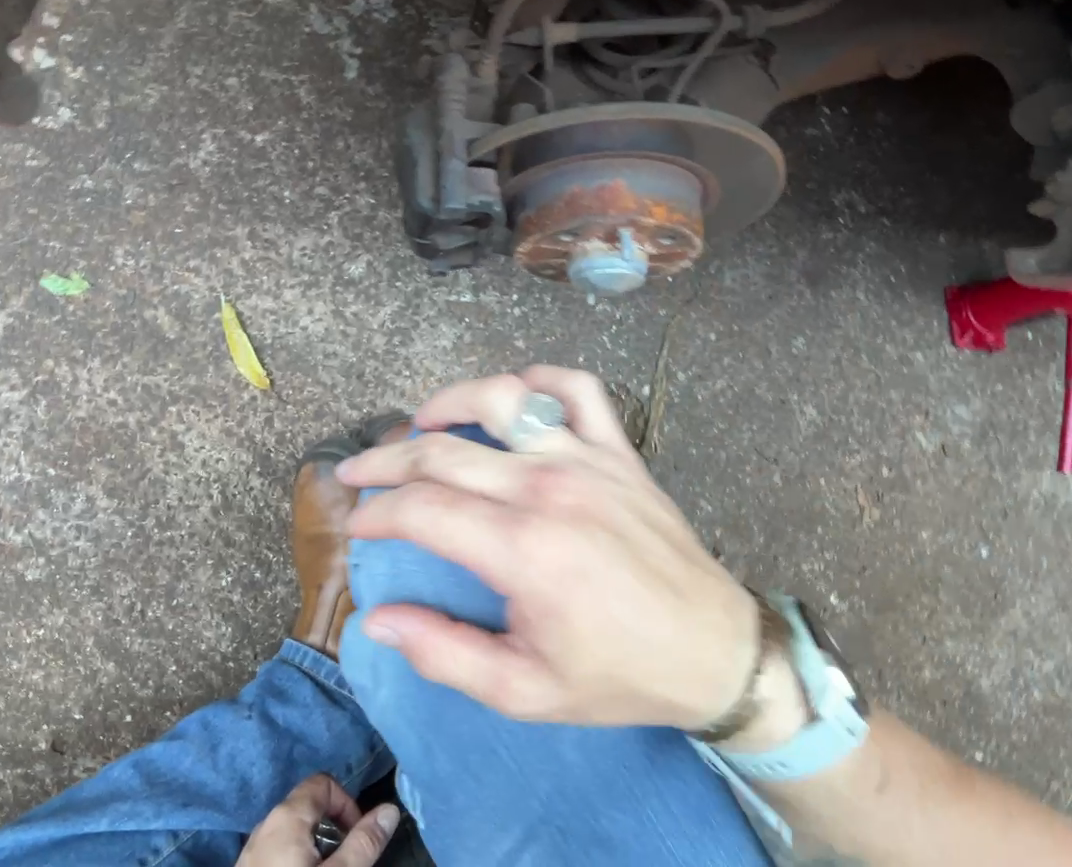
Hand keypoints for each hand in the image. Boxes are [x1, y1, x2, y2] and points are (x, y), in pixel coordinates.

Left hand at [235, 774, 400, 866]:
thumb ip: (364, 842)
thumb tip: (390, 809)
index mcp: (287, 817)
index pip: (323, 783)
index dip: (347, 805)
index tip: (357, 839)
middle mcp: (265, 824)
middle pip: (308, 808)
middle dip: (334, 831)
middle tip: (344, 863)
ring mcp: (252, 849)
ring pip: (293, 833)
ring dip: (316, 848)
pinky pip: (277, 851)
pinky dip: (296, 860)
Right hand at [337, 366, 802, 736]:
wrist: (713, 650)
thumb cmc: (617, 675)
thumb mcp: (524, 691)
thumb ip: (444, 653)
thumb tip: (378, 620)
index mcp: (522, 550)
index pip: (423, 509)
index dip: (378, 513)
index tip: (359, 525)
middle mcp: (549, 489)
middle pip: (443, 451)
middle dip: (385, 459)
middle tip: (358, 473)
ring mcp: (588, 459)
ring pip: (501, 400)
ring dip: (449, 403)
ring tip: (420, 423)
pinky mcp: (619, 451)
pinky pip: (576, 389)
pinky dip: (538, 381)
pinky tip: (513, 397)